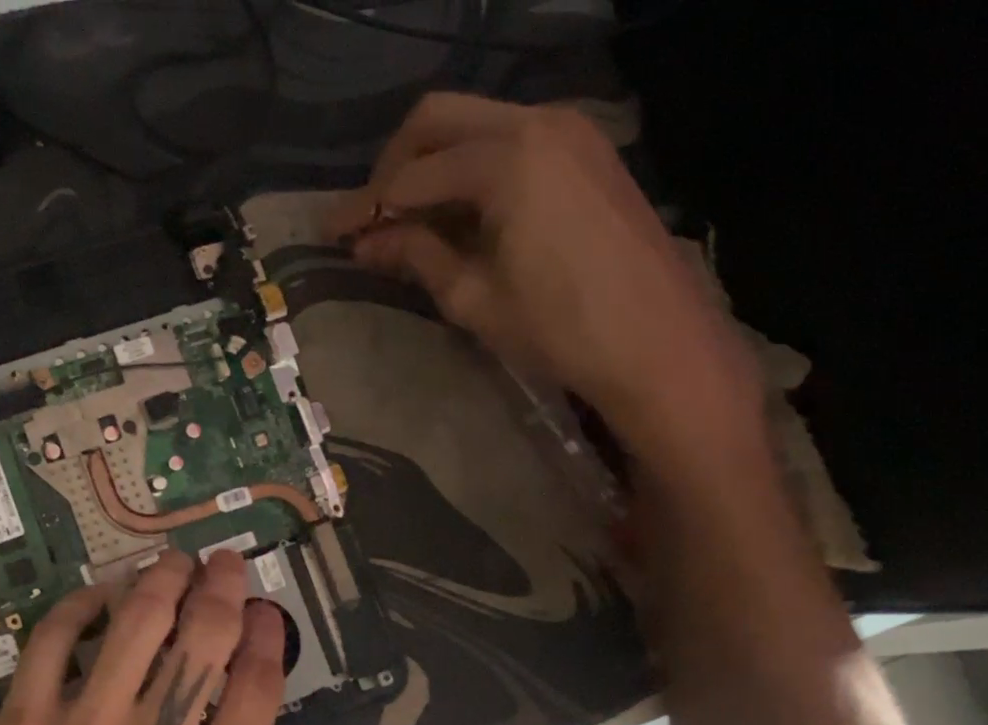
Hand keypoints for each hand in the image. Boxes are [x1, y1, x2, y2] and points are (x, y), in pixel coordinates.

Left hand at [0, 550, 294, 724]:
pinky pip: (54, 639)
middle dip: (219, 587)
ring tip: (170, 562)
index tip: (264, 608)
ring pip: (135, 623)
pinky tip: (99, 596)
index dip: (265, 637)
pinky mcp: (22, 720)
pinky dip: (80, 606)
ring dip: (158, 580)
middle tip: (221, 561)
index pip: (257, 690)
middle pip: (202, 640)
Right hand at [325, 92, 759, 451]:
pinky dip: (471, 165)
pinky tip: (456, 212)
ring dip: (431, 162)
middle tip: (368, 216)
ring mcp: (569, 131)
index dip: (363, 208)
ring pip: (474, 122)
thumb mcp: (471, 296)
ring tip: (405, 218)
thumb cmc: (559, 327)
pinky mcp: (587, 151)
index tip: (328, 235)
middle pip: (437, 120)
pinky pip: (509, 138)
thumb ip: (415, 254)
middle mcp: (538, 124)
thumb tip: (365, 242)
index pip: (410, 176)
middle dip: (392, 165)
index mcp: (507, 160)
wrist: (660, 342)